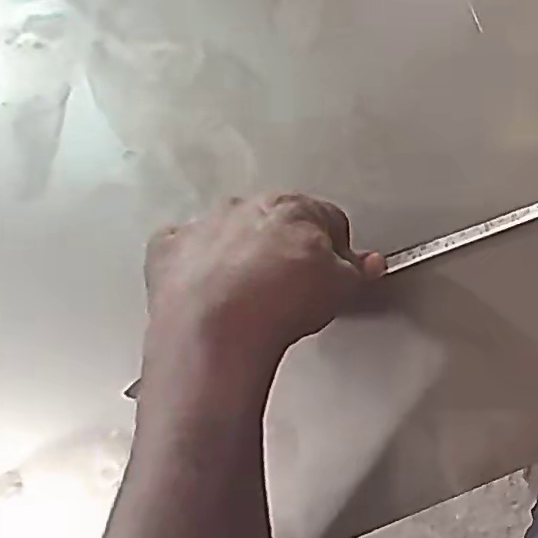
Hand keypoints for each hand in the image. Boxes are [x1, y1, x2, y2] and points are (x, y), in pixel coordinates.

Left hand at [144, 194, 383, 367]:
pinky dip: (201, 266)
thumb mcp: (344, 287)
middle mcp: (247, 207)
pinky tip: (217, 291)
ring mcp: (205, 226)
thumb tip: (367, 264)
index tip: (338, 268)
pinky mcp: (170, 251)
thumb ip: (358, 269)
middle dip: (290, 247)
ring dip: (247, 254)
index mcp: (295, 208)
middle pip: (279, 222)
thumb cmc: (278, 302)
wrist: (217, 331)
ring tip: (261, 294)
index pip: (329, 219)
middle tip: (302, 283)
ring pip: (234, 233)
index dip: (338, 248)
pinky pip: (189, 251)